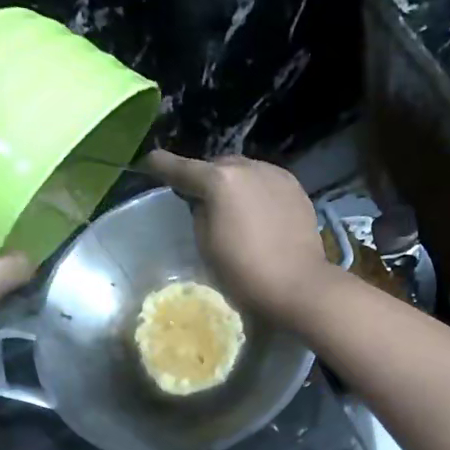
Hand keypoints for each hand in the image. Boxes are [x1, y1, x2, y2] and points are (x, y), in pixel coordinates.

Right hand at [143, 151, 333, 320]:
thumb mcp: (207, 246)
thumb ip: (199, 214)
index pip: (181, 169)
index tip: (150, 162)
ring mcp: (276, 175)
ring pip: (245, 172)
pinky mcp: (296, 189)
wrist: (300, 286)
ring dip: (235, 185)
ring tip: (234, 209)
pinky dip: (258, 194)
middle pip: (217, 166)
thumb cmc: (247, 273)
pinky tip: (260, 215)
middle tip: (202, 200)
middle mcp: (248, 167)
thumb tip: (204, 202)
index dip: (162, 166)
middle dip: (207, 179)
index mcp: (220, 180)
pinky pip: (268, 184)